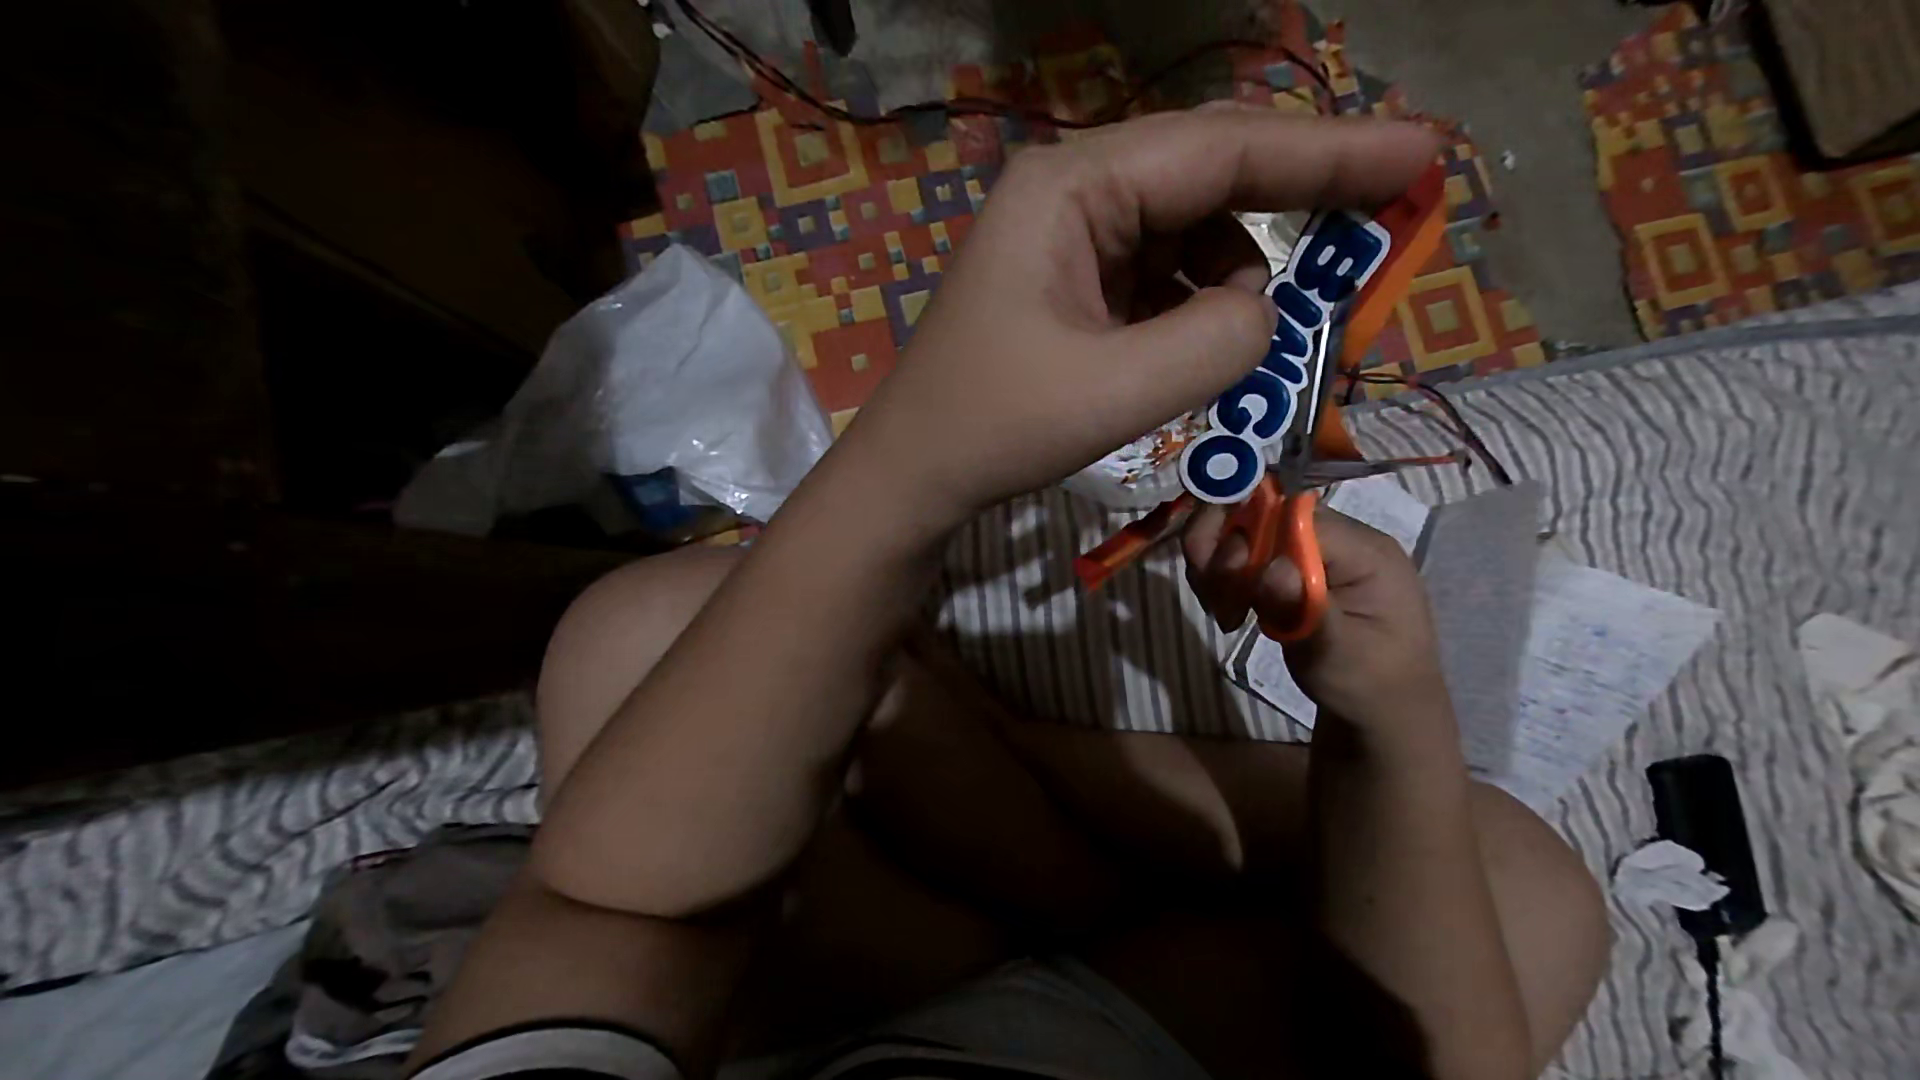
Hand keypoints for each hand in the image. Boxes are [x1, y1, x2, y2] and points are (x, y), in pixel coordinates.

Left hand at [830, 109, 1437, 524]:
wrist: (915, 472)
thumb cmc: (996, 427)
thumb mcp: (1117, 389)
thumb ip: (1216, 340)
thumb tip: (1267, 310)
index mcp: (1071, 188)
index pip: (1222, 148)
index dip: (1328, 153)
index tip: (1420, 155)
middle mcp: (1066, 194)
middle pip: (1203, 180)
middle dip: (1288, 208)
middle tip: (1370, 236)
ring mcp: (1060, 242)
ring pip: (1180, 234)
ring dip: (1231, 277)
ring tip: (1254, 334)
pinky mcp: (1061, 287)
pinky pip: (1149, 277)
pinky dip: (1189, 306)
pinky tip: (1199, 346)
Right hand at [1184, 505, 1444, 723]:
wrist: (1383, 712)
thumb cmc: (1369, 684)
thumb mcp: (1338, 653)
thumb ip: (1303, 608)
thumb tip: (1271, 568)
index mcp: (1361, 549)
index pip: (1289, 512)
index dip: (1245, 532)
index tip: (1220, 576)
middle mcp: (1336, 539)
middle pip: (1260, 514)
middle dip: (1223, 551)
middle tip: (1215, 601)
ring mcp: (1313, 553)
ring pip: (1244, 533)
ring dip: (1218, 568)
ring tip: (1224, 613)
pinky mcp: (1294, 568)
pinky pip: (1246, 555)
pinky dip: (1224, 578)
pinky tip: (1229, 610)